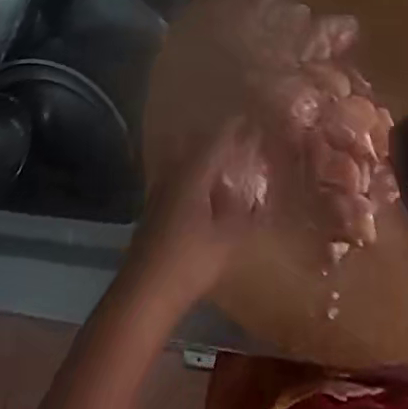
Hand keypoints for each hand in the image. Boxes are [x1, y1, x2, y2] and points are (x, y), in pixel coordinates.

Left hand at [125, 117, 265, 306]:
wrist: (146, 290)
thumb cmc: (190, 260)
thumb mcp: (229, 239)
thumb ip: (247, 215)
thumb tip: (261, 199)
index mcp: (192, 174)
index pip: (216, 141)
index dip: (233, 129)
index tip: (248, 118)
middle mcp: (172, 174)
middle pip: (194, 145)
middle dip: (214, 138)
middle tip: (235, 136)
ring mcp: (159, 191)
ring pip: (183, 163)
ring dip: (201, 159)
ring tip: (223, 162)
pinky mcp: (154, 210)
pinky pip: (177, 181)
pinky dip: (193, 179)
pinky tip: (204, 195)